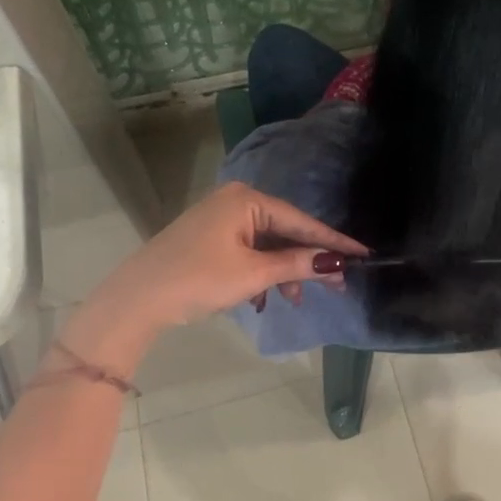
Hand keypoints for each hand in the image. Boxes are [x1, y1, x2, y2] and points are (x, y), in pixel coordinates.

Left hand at [61, 183, 365, 369]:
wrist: (137, 298)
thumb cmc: (198, 280)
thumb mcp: (253, 274)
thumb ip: (297, 265)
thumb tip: (336, 263)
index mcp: (247, 199)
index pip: (302, 221)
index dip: (333, 242)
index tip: (363, 255)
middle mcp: (235, 200)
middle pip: (285, 231)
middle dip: (307, 261)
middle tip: (336, 287)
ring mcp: (220, 218)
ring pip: (267, 244)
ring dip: (283, 271)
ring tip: (294, 300)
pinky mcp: (209, 238)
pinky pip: (248, 250)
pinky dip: (260, 272)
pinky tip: (263, 299)